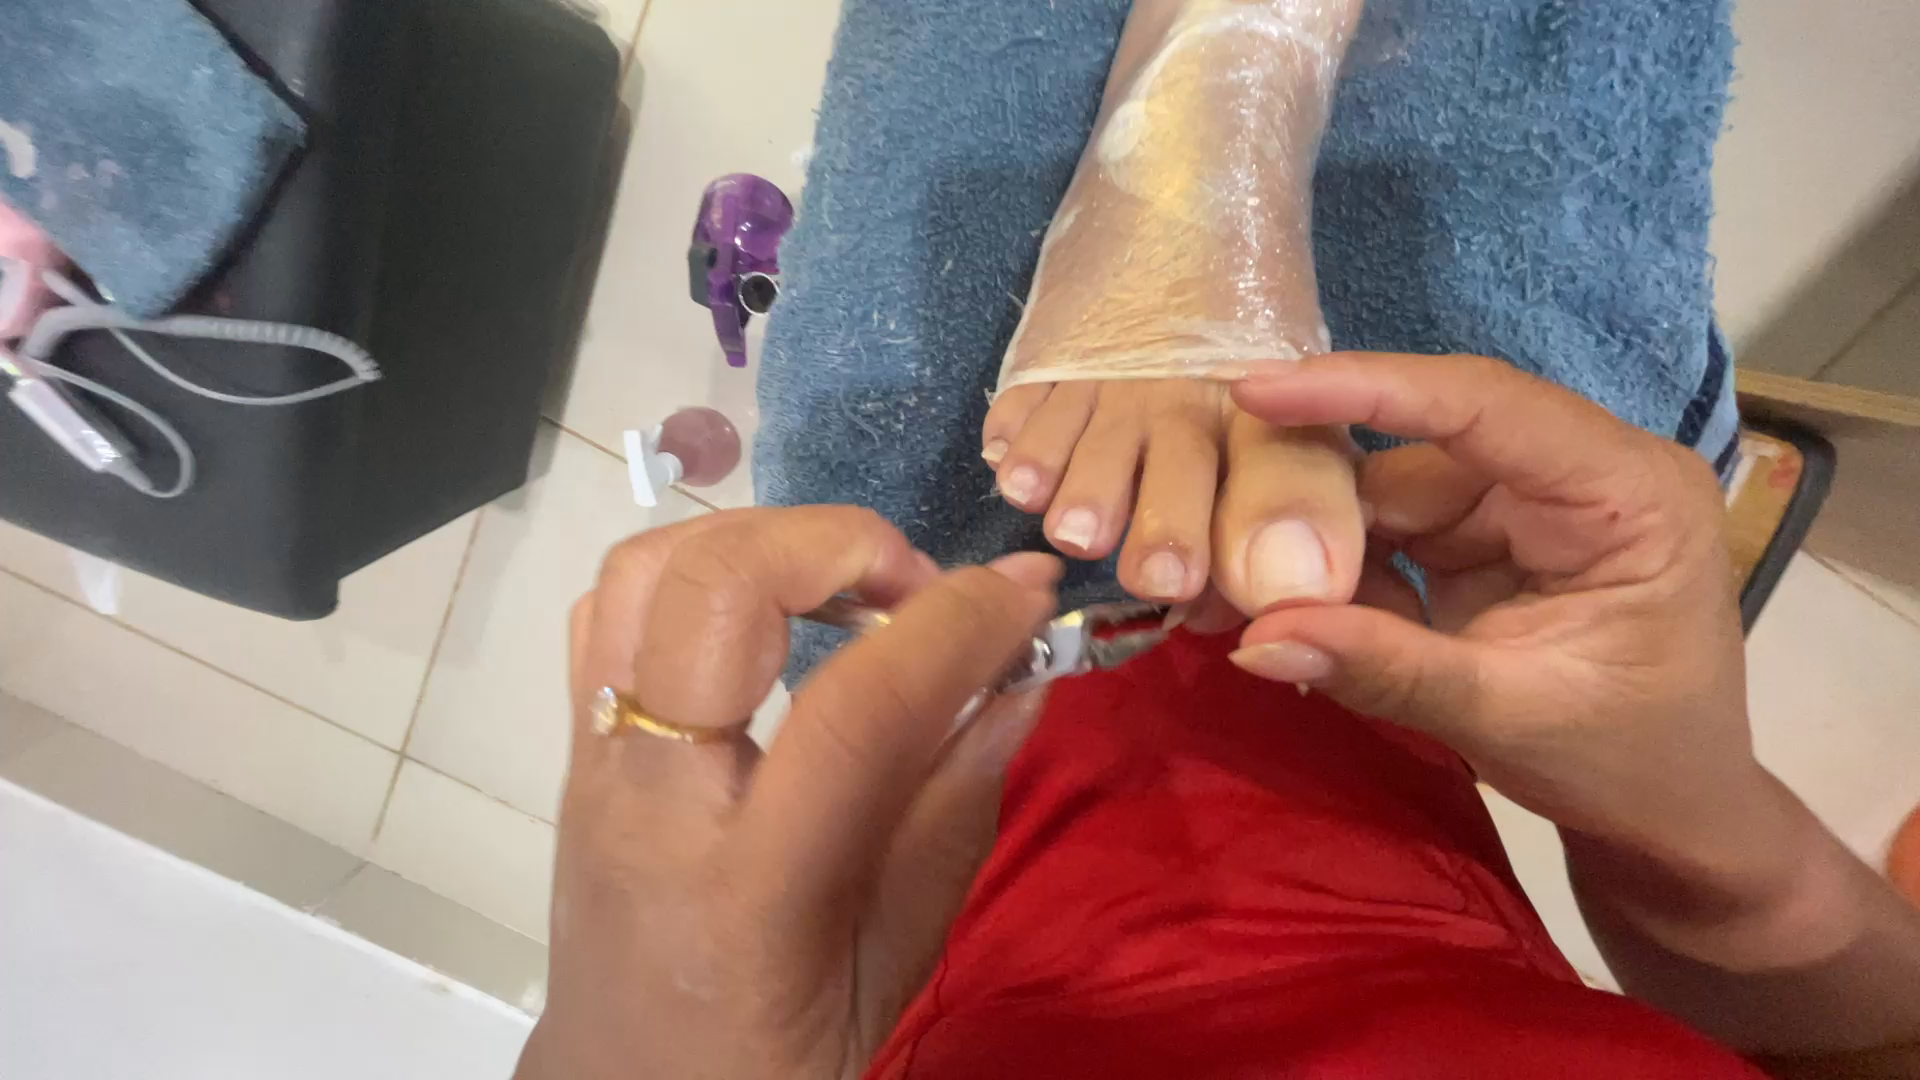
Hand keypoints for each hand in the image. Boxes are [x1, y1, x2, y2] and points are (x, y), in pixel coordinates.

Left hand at [517, 507, 1058, 1079]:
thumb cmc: (775, 1051)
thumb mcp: (898, 954)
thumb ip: (957, 804)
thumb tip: (1020, 674)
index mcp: (750, 886)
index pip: (855, 710)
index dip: (956, 625)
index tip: (1025, 592)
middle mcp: (648, 797)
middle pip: (712, 589)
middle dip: (838, 545)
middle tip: (916, 585)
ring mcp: (595, 754)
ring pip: (648, 568)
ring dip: (767, 538)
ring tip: (848, 583)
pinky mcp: (578, 734)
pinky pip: (617, 599)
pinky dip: (706, 564)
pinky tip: (772, 606)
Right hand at [1224, 353, 1777, 874]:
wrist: (1656, 804)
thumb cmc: (1627, 759)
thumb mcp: (1506, 715)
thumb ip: (1383, 670)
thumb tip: (1254, 640)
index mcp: (1616, 492)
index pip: (1480, 406)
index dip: (1365, 390)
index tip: (1256, 391)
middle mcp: (1554, 475)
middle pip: (1399, 459)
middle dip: (1311, 511)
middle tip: (1224, 571)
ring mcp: (1497, 503)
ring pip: (1366, 496)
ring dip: (1304, 549)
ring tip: (1239, 602)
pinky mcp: (1456, 534)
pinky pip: (1363, 533)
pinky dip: (1318, 571)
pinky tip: (1279, 606)